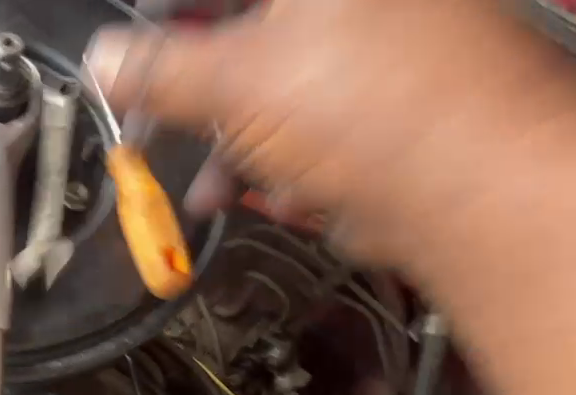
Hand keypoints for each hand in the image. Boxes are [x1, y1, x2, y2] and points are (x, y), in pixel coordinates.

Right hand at [86, 0, 575, 263]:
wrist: (473, 188)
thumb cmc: (362, 109)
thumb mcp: (236, 83)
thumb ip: (162, 69)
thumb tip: (102, 57)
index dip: (167, 18)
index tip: (129, 60)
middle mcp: (358, 3)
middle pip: (247, 35)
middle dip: (197, 97)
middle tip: (154, 133)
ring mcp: (382, 48)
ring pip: (278, 88)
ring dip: (234, 145)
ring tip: (210, 193)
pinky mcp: (390, 105)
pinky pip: (317, 123)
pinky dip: (285, 159)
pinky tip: (279, 193)